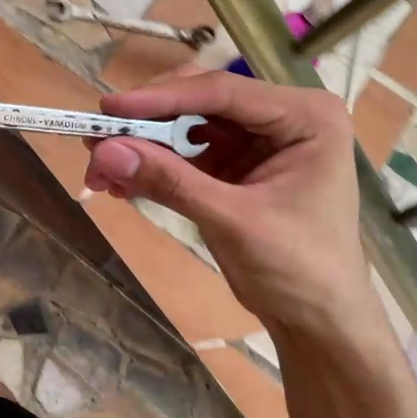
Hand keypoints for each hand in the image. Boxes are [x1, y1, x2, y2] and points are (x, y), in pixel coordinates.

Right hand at [82, 70, 371, 336]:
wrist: (319, 324)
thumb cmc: (300, 270)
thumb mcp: (233, 221)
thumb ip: (170, 181)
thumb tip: (103, 151)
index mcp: (305, 117)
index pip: (222, 92)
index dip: (161, 98)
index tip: (108, 107)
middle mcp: (281, 116)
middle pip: (197, 100)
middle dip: (145, 121)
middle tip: (97, 139)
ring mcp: (254, 139)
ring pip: (182, 123)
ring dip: (139, 143)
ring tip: (98, 168)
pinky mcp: (232, 162)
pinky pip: (180, 150)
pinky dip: (149, 164)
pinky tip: (118, 182)